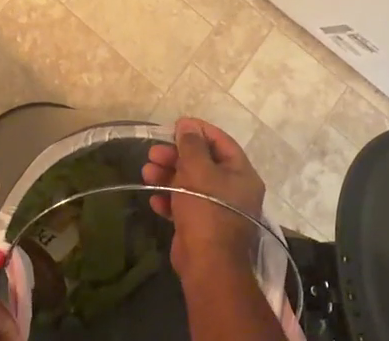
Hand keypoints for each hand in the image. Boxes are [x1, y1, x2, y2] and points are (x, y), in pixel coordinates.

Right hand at [142, 117, 267, 286]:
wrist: (207, 263)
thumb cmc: (206, 209)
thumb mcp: (197, 169)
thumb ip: (191, 144)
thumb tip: (187, 125)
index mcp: (241, 174)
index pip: (221, 142)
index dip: (198, 130)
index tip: (174, 126)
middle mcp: (234, 190)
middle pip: (202, 162)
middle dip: (175, 156)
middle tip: (153, 153)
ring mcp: (218, 209)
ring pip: (190, 182)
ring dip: (167, 175)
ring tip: (147, 173)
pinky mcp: (203, 225)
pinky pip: (185, 204)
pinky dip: (170, 198)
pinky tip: (155, 199)